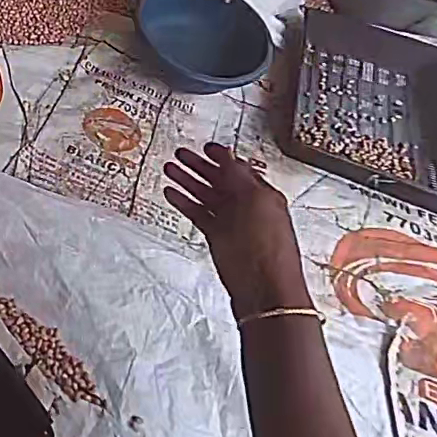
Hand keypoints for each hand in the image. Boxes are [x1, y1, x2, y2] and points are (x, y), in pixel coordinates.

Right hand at [164, 144, 310, 316]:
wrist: (266, 290)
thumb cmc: (267, 247)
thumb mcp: (254, 202)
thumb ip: (238, 177)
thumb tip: (227, 156)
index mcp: (262, 194)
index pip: (238, 168)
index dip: (221, 156)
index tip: (205, 146)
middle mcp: (247, 206)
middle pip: (219, 180)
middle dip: (199, 165)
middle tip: (180, 154)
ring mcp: (232, 223)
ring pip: (206, 196)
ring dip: (188, 181)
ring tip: (169, 169)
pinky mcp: (218, 238)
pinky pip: (199, 215)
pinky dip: (185, 202)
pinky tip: (172, 193)